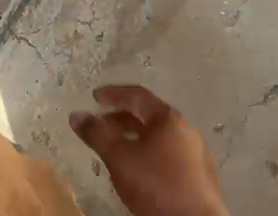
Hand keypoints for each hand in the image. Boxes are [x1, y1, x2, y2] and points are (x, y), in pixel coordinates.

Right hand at [70, 85, 228, 215]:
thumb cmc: (156, 185)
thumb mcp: (118, 157)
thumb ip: (96, 133)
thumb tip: (76, 115)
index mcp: (169, 119)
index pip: (138, 95)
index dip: (113, 94)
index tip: (94, 98)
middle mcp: (187, 132)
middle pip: (149, 117)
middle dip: (121, 120)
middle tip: (101, 126)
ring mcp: (197, 157)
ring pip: (159, 140)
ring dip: (135, 140)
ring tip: (116, 151)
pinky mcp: (201, 181)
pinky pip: (169, 158)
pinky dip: (150, 156)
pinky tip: (139, 172)